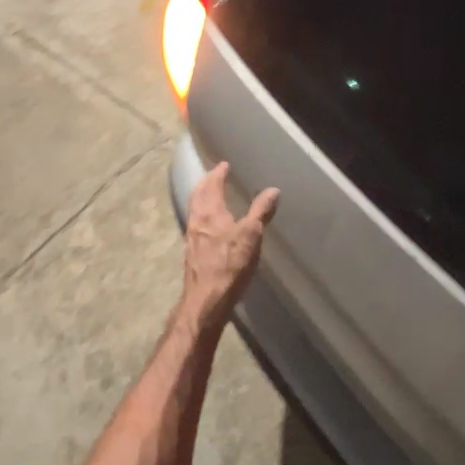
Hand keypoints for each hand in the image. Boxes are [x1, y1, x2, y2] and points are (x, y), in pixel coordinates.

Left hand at [180, 162, 278, 329]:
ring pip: (195, 210)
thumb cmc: (230, 265)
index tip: (223, 165)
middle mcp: (197, 221)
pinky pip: (196, 225)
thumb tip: (272, 190)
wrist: (206, 300)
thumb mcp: (251, 236)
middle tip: (214, 175)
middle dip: (206, 183)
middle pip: (198, 196)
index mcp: (210, 212)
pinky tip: (209, 225)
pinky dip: (202, 216)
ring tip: (211, 195)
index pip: (211, 186)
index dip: (217, 174)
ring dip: (202, 199)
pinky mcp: (192, 254)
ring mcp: (192, 238)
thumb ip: (260, 212)